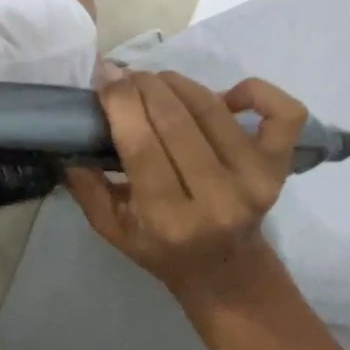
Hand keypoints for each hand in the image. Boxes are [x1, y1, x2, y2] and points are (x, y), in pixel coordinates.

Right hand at [67, 71, 307, 301]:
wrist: (227, 273)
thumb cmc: (160, 249)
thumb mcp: (111, 228)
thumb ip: (85, 184)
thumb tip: (67, 136)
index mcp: (170, 218)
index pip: (141, 144)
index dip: (119, 101)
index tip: (104, 76)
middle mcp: (218, 198)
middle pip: (175, 120)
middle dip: (143, 85)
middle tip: (125, 76)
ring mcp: (256, 180)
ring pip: (213, 108)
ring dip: (177, 82)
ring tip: (156, 82)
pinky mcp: (280, 168)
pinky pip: (282, 114)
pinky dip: (257, 91)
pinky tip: (227, 95)